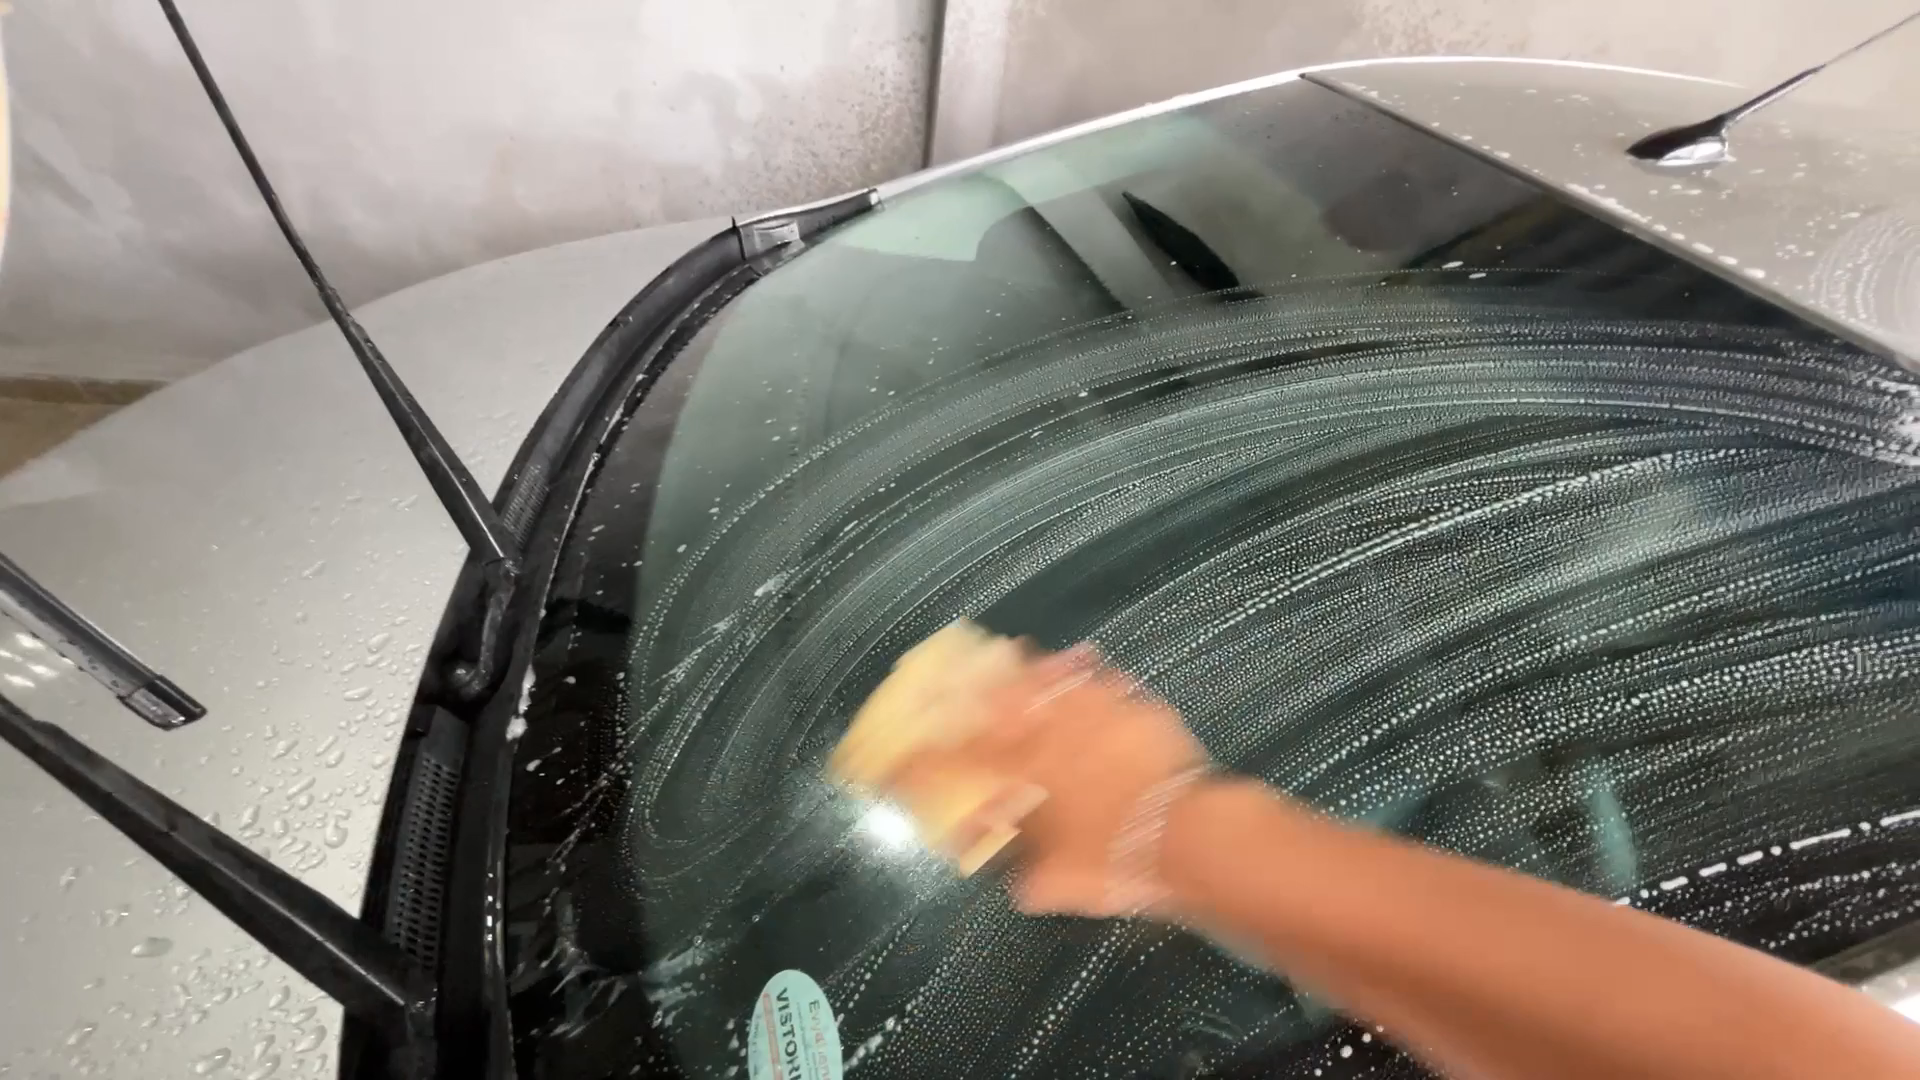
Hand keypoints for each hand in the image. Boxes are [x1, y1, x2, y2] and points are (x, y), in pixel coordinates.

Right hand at [886, 644, 1210, 915]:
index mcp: (1023, 778)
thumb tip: (1017, 881)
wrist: (1187, 835)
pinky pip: (1099, 677)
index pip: (956, 766)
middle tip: (956, 677)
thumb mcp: (1061, 880)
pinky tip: (1083, 661)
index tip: (892, 761)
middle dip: (969, 691)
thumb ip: (1030, 873)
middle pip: (995, 704)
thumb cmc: (1117, 861)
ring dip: (1027, 669)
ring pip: (1046, 679)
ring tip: (1017, 652)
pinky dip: (1085, 670)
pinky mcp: (1127, 704)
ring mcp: (1089, 713)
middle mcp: (1048, 738)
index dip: (917, 762)